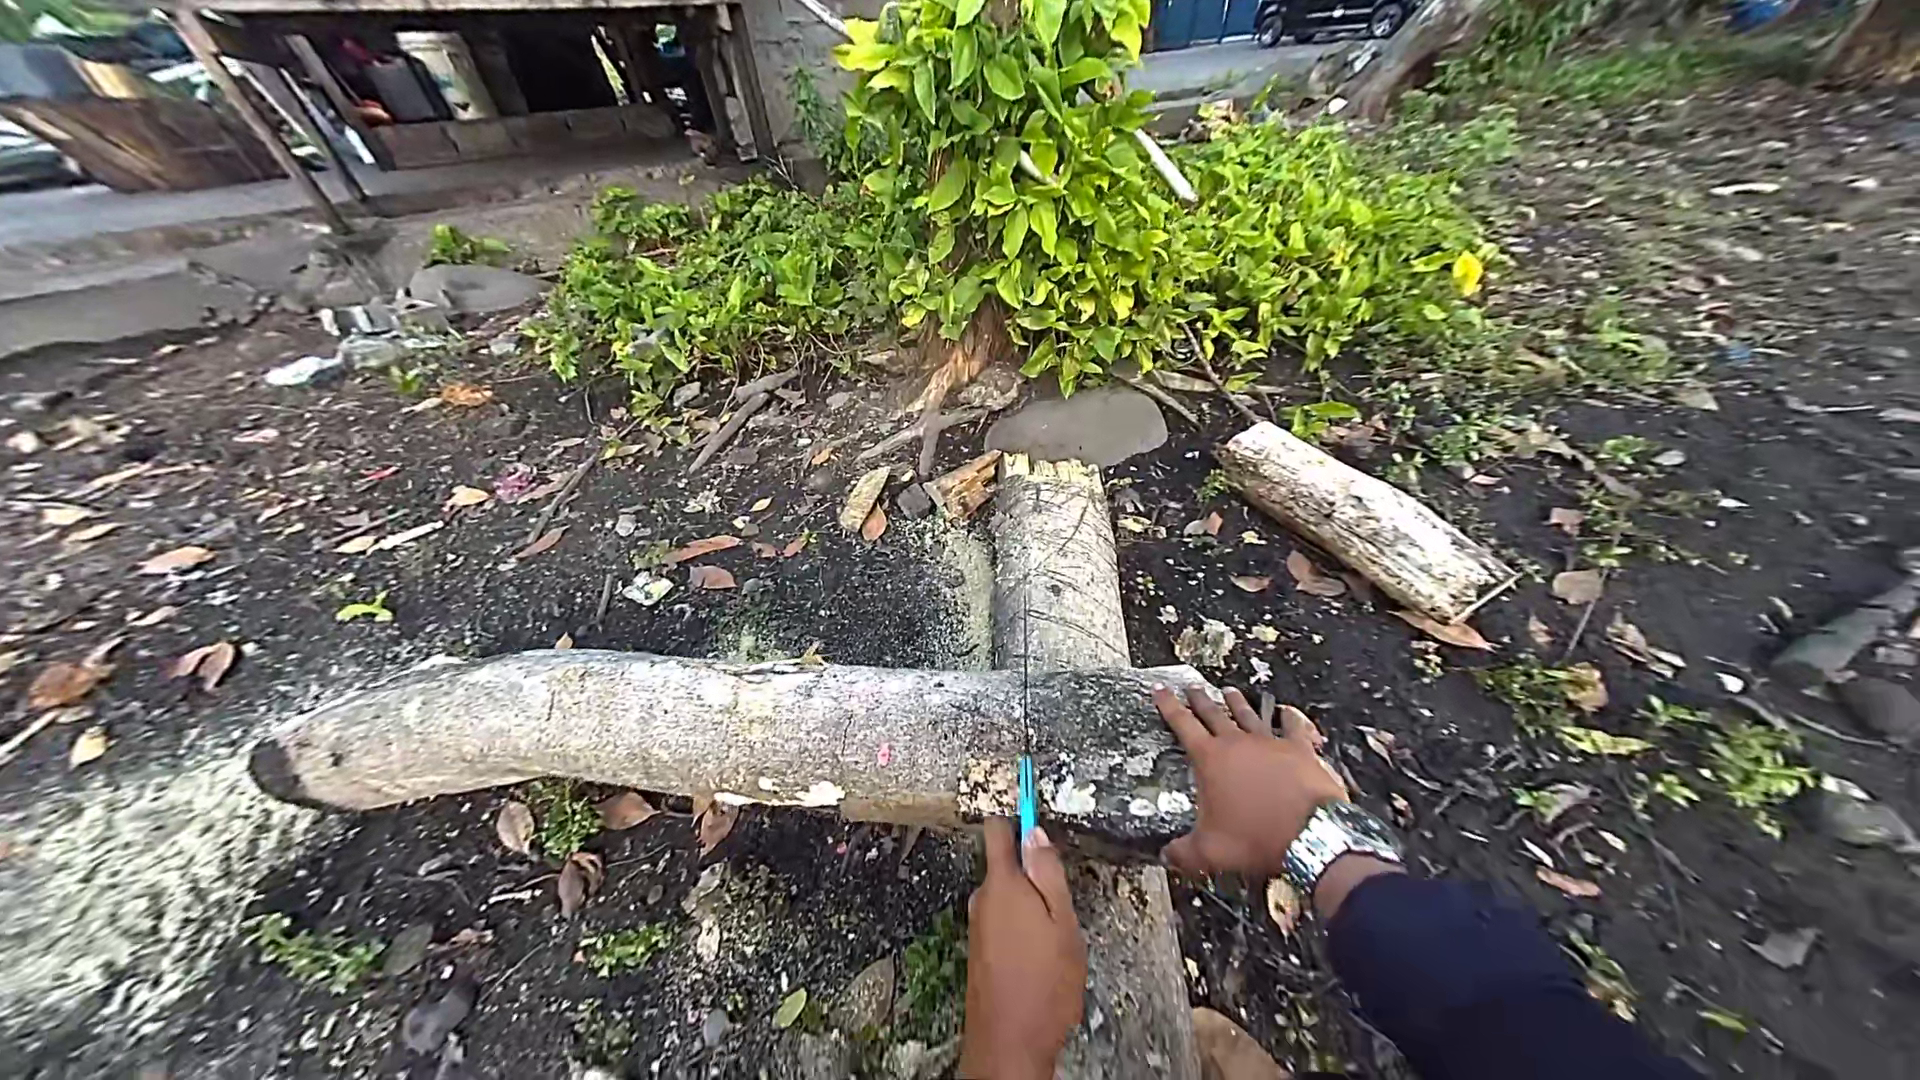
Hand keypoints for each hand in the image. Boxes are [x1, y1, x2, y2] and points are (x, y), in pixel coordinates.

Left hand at [959, 819, 1085, 1079]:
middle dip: (1030, 871)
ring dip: (1028, 903)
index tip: (1031, 805)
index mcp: (1002, 883)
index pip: (998, 830)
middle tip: (1060, 900)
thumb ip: (1047, 873)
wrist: (1008, 1046)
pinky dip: (1019, 925)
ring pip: (1006, 894)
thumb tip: (1034, 832)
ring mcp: (978, 923)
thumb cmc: (1044, 982)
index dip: (1016, 814)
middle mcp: (983, 897)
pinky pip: (1001, 919)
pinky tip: (1038, 954)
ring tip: (1053, 936)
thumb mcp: (1061, 922)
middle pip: (1005, 863)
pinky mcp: (979, 948)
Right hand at [1153, 684, 1347, 878]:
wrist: (1313, 838)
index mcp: (1210, 759)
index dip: (1168, 706)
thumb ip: (1184, 852)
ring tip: (1229, 692)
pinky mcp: (1300, 750)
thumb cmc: (1257, 839)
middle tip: (1192, 688)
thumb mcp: (1211, 851)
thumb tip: (1166, 857)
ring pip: (1248, 715)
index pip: (1182, 724)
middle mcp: (1236, 743)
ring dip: (1237, 703)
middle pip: (1213, 713)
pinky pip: (1292, 727)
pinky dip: (1289, 717)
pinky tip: (1287, 711)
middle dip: (1200, 699)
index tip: (1161, 690)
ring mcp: (1269, 743)